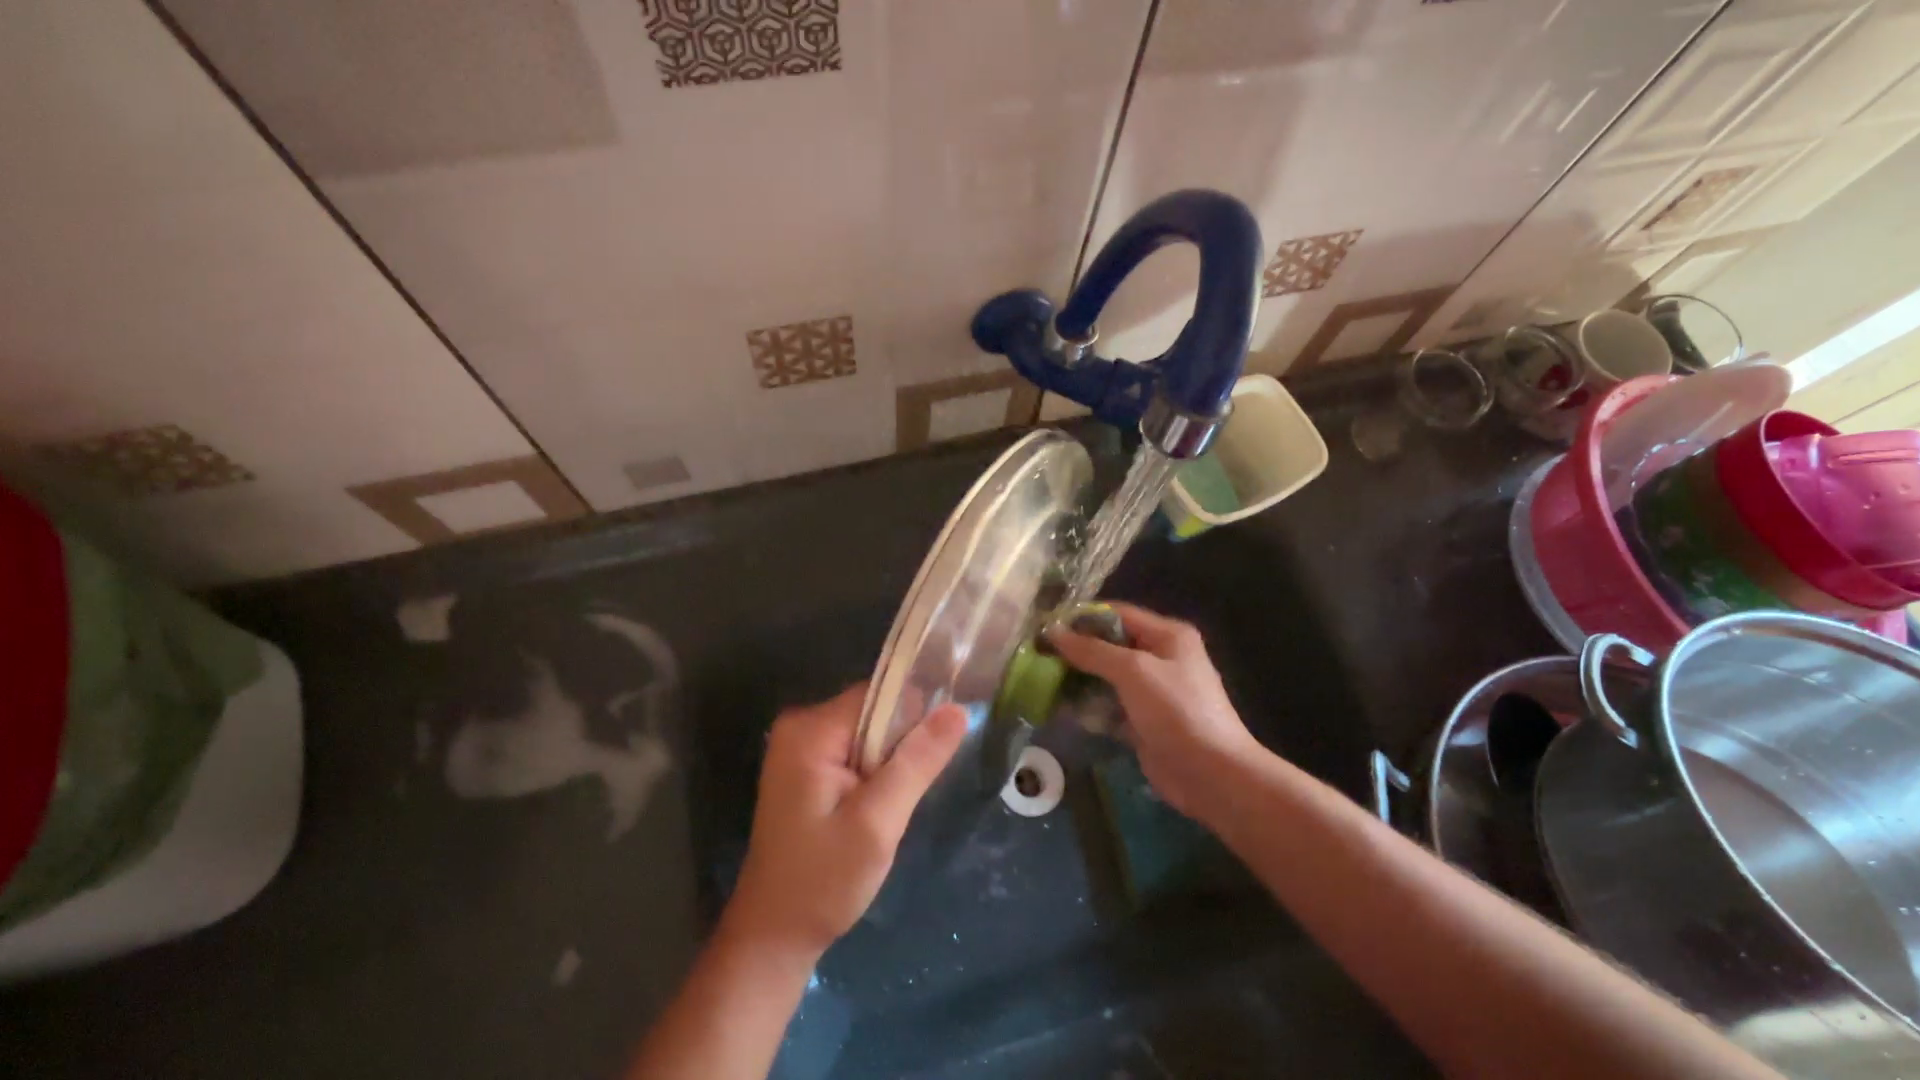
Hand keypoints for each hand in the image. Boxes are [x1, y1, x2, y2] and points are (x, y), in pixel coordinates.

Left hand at [722, 684, 967, 958]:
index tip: (931, 762)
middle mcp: (800, 728)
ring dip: (889, 769)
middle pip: (874, 713)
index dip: (913, 722)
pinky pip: (855, 756)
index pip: (880, 695)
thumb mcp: (878, 822)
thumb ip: (916, 762)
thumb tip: (957, 710)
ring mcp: (799, 751)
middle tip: (902, 801)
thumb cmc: (823, 881)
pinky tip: (873, 816)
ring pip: (869, 737)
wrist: (774, 936)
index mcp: (810, 729)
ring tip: (887, 813)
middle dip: (900, 750)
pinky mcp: (806, 773)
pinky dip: (873, 780)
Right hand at [1048, 603, 1258, 818]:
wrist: (1210, 773)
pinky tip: (1059, 709)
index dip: (1082, 618)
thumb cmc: (1177, 711)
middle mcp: (1160, 657)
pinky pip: (1108, 706)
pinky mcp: (1142, 721)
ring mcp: (1151, 692)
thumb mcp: (1134, 671)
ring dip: (1077, 679)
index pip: (1117, 614)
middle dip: (1075, 650)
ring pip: (1106, 677)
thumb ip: (1092, 650)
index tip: (1045, 626)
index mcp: (1168, 635)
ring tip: (1040, 681)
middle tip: (1037, 656)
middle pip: (1110, 645)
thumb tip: (1053, 631)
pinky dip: (1087, 706)